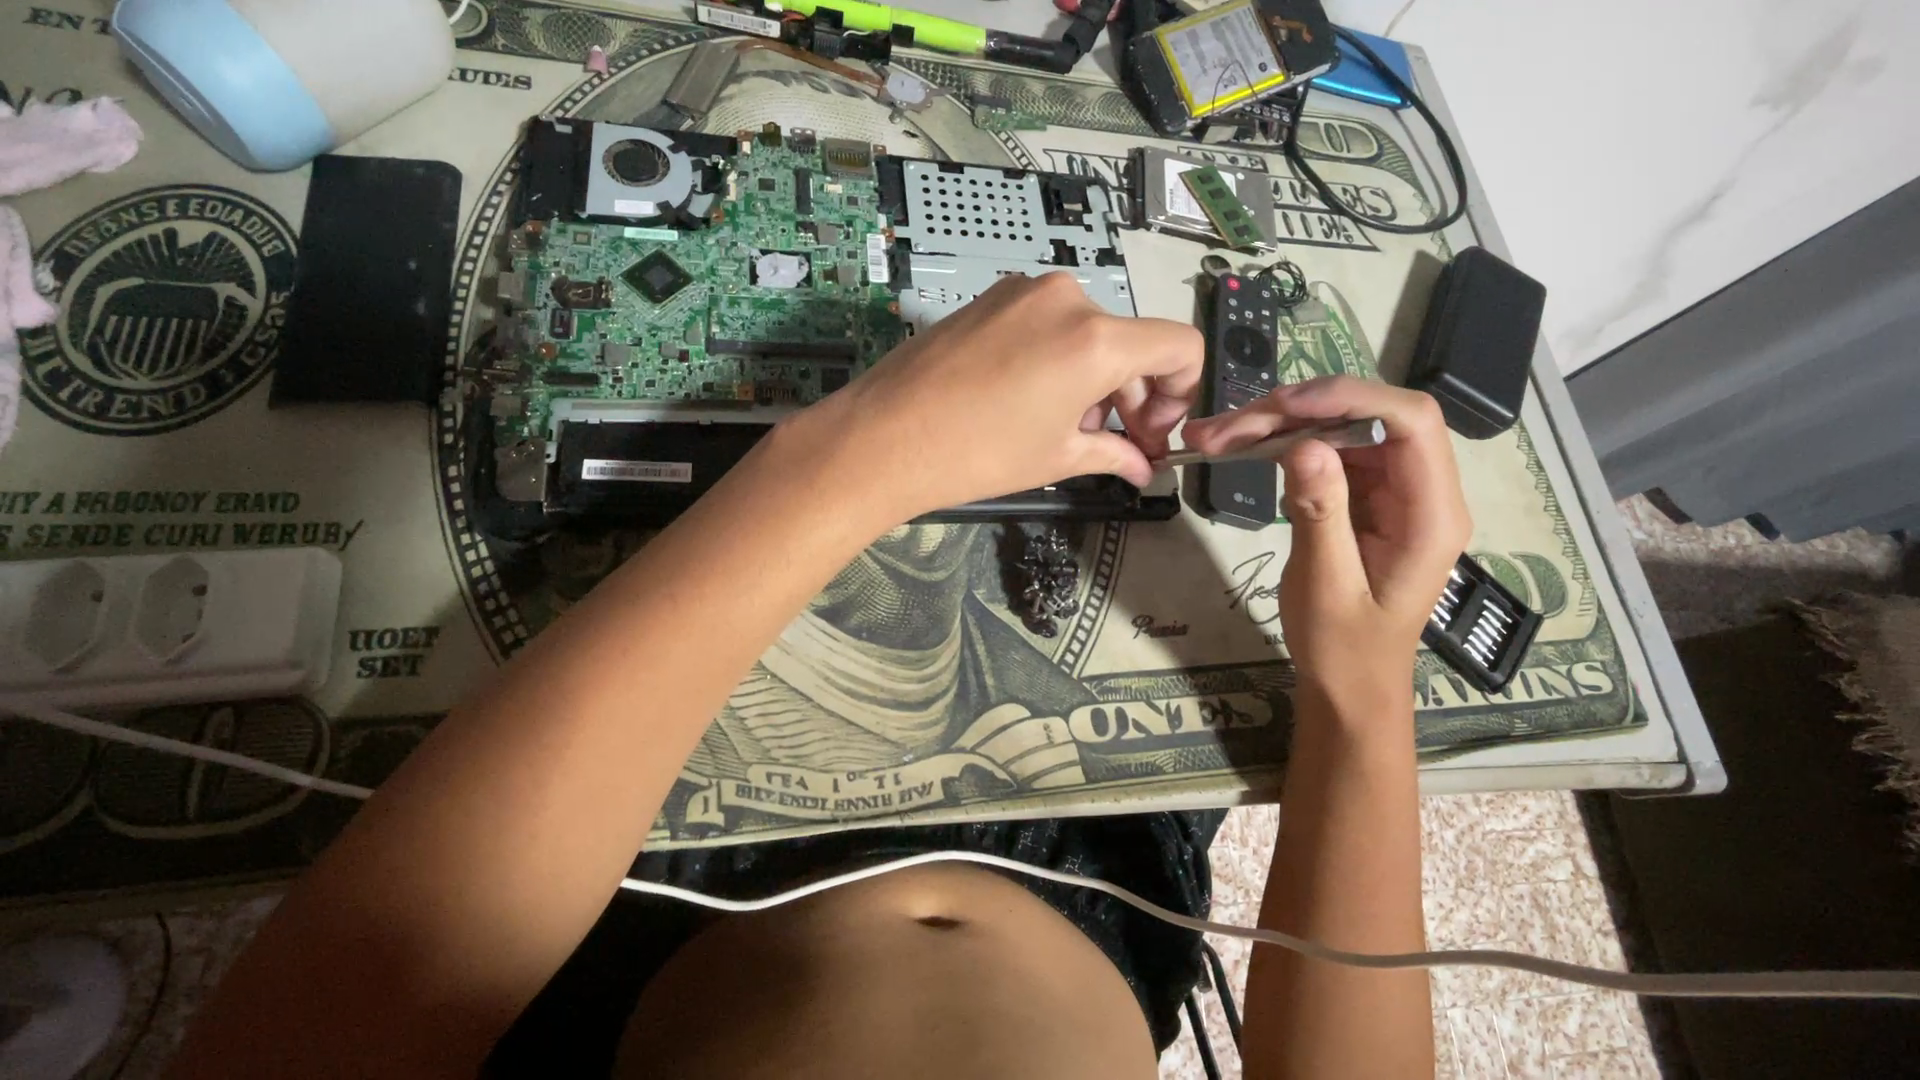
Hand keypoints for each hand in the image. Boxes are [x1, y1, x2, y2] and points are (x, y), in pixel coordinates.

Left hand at [800, 271, 1202, 519]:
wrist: (884, 436)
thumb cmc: (977, 452)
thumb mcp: (1056, 458)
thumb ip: (1113, 453)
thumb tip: (1141, 467)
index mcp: (1096, 339)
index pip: (1179, 346)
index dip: (1181, 391)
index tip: (1153, 428)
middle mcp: (1067, 300)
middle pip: (1131, 341)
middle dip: (1133, 395)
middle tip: (1116, 444)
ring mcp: (1023, 292)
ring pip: (1088, 332)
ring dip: (1094, 379)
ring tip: (1064, 429)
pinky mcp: (991, 298)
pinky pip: (1048, 324)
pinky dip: (1058, 359)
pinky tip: (1030, 401)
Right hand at [1182, 376, 1470, 710]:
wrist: (1349, 685)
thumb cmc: (1345, 648)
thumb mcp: (1326, 586)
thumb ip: (1321, 513)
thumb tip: (1305, 446)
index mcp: (1431, 514)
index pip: (1412, 423)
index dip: (1351, 398)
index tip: (1284, 405)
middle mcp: (1419, 490)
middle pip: (1368, 418)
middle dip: (1296, 411)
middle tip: (1226, 428)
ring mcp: (1391, 490)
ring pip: (1340, 429)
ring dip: (1278, 425)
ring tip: (1216, 436)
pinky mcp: (1363, 496)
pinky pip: (1326, 452)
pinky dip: (1280, 446)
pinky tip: (1240, 451)